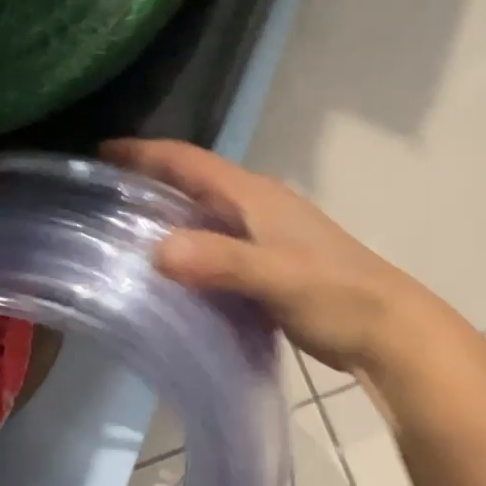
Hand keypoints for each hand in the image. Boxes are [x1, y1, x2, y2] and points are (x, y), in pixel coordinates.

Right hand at [101, 138, 451, 373]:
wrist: (385, 331)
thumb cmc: (335, 295)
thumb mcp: (276, 276)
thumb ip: (220, 262)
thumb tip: (157, 251)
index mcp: (256, 197)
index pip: (191, 163)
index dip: (146, 154)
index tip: (101, 154)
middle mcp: (257, 210)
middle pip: (194, 187)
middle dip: (149, 186)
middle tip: (101, 201)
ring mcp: (264, 241)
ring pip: (203, 222)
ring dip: (166, 224)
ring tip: (121, 240)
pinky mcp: (266, 271)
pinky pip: (214, 255)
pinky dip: (187, 260)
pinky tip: (166, 280)